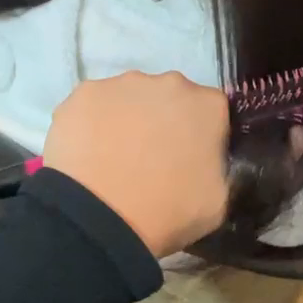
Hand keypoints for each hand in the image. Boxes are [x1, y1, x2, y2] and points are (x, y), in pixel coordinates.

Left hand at [42, 71, 229, 256]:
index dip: (202, 137)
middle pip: (171, 98)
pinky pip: (95, 107)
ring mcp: (122, 84)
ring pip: (131, 98)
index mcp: (208, 106)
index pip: (212, 113)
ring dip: (128, 121)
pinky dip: (93, 125)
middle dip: (164, 122)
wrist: (101, 219)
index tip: (189, 160)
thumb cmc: (169, 212)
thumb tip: (206, 161)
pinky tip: (89, 155)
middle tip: (150, 161)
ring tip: (114, 160)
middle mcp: (169, 83)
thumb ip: (218, 168)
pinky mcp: (84, 94)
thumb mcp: (218, 200)